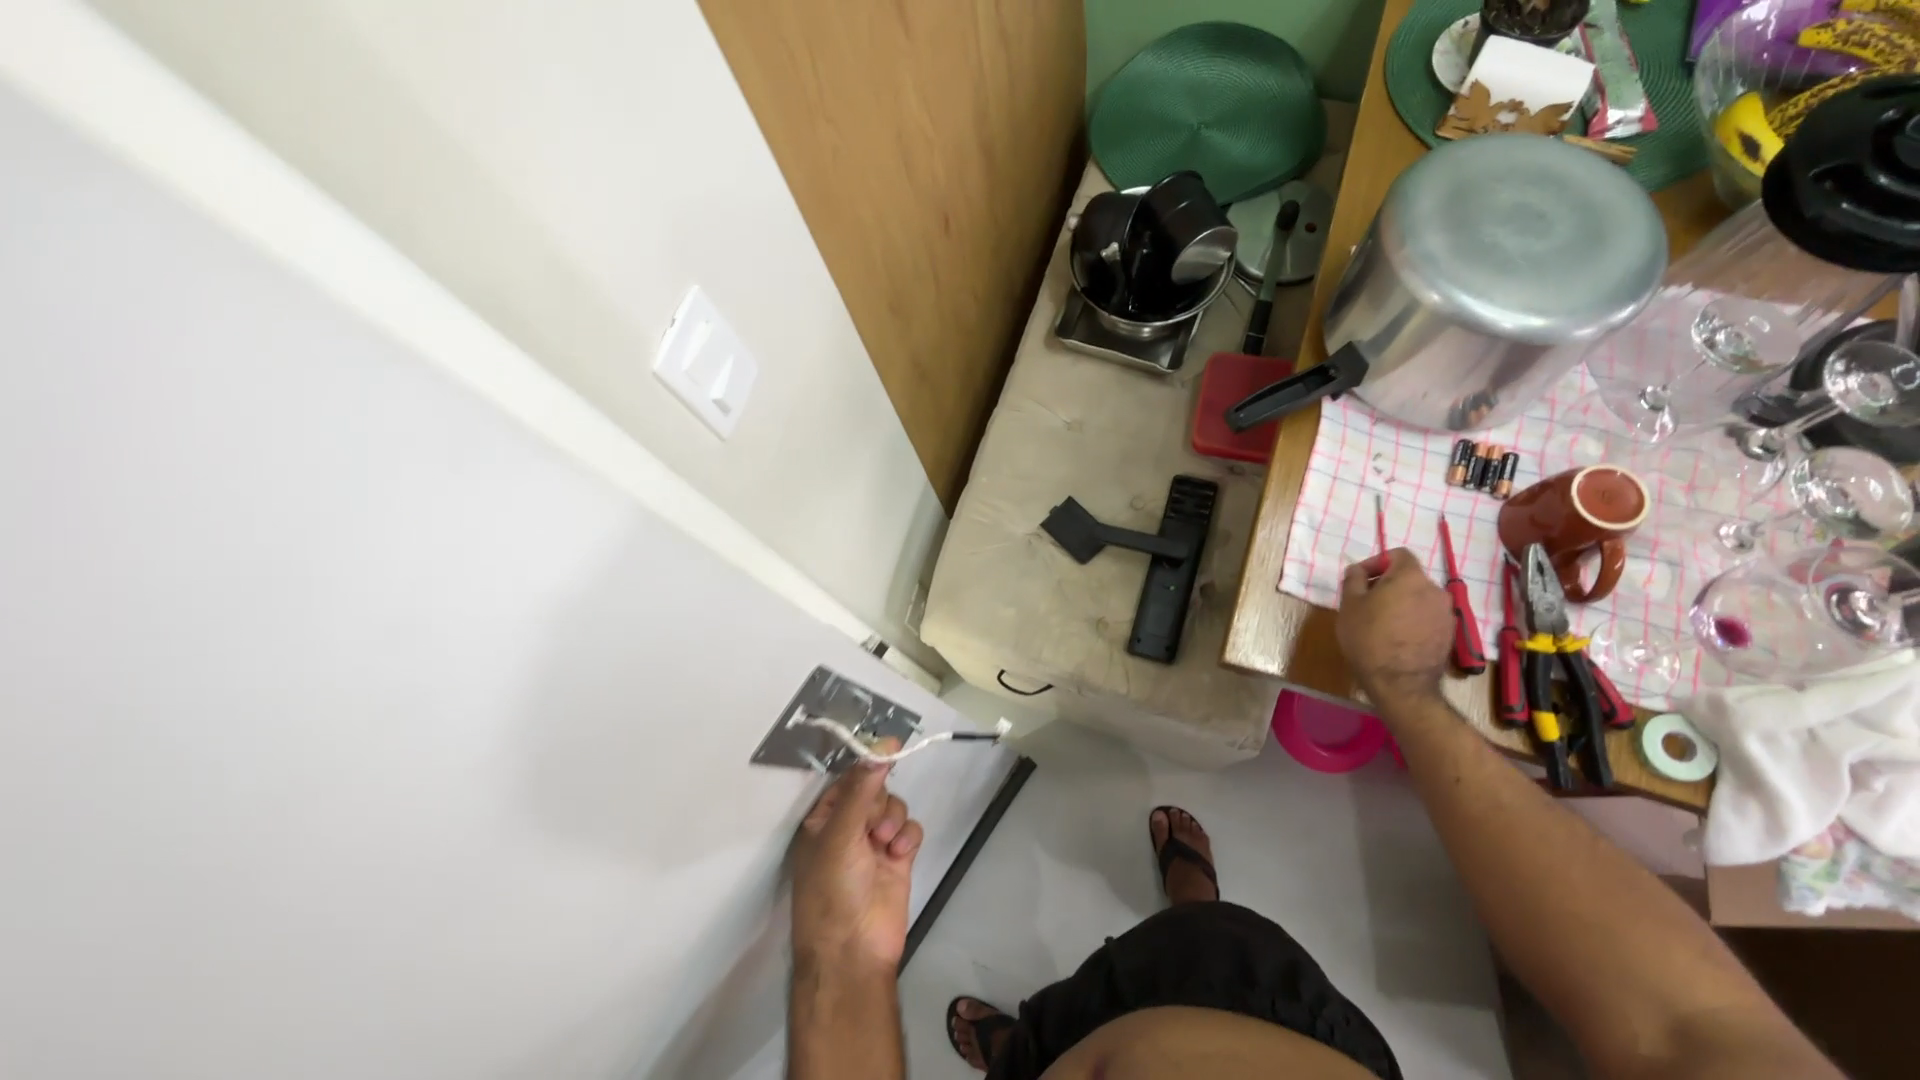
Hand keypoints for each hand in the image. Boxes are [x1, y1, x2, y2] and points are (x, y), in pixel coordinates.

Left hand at [790, 745, 922, 971]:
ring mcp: (873, 845)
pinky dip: (908, 835)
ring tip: (886, 843)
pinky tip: (901, 852)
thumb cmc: (832, 890)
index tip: (889, 747)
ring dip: (893, 818)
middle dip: (879, 801)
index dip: (866, 765)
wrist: (853, 952)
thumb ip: (863, 789)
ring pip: (893, 807)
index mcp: (822, 820)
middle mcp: (846, 828)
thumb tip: (881, 746)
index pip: (846, 779)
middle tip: (872, 826)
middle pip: (874, 790)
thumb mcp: (840, 835)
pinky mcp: (897, 860)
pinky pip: (909, 829)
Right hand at [1336, 548, 1454, 708]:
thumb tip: (1359, 570)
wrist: (1400, 683)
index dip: (1377, 562)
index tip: (1361, 579)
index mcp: (1410, 576)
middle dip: (1389, 584)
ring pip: (1420, 598)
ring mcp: (1446, 613)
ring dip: (1402, 603)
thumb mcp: (1349, 605)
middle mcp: (1435, 589)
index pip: (1398, 554)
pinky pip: (1428, 617)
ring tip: (1383, 622)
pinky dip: (1414, 620)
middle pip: (1410, 577)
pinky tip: (1398, 637)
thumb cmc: (1368, 638)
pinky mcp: (1450, 634)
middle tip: (1367, 602)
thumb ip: (1354, 580)